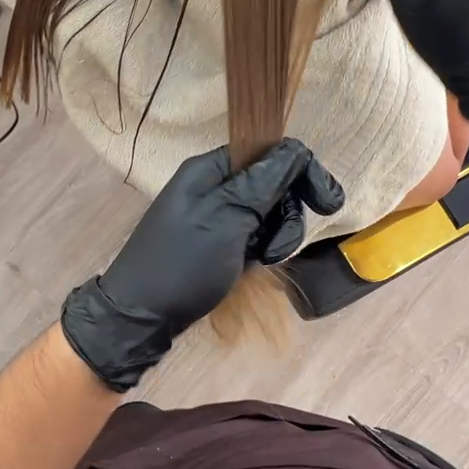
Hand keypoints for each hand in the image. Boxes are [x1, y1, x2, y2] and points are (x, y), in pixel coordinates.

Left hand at [61, 139, 343, 390]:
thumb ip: (262, 183)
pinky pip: (251, 237)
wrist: (140, 318)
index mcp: (209, 170)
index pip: (270, 151)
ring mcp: (214, 216)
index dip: (302, 173)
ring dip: (274, 238)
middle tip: (274, 249)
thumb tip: (295, 150)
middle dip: (285, 216)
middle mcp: (212, 187)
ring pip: (266, 215)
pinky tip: (250, 268)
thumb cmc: (182, 265)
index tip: (328, 205)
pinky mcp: (216, 243)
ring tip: (259, 262)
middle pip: (273, 185)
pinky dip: (258, 251)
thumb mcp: (226, 220)